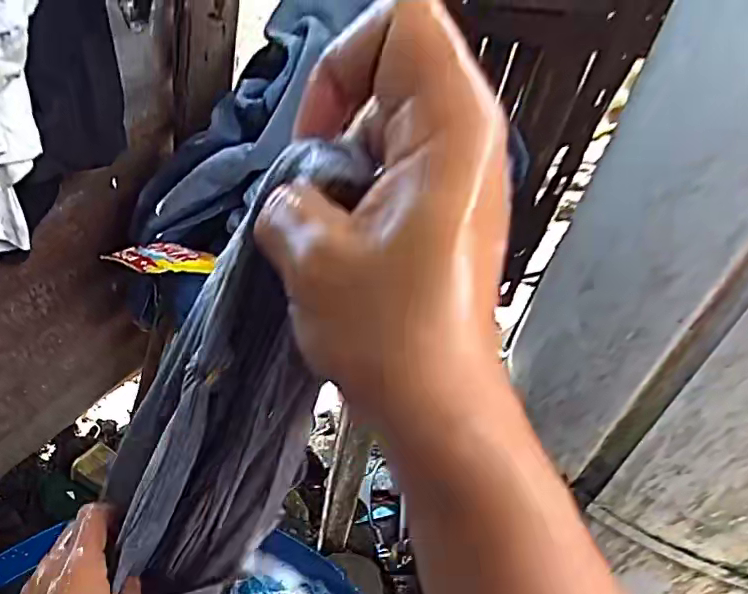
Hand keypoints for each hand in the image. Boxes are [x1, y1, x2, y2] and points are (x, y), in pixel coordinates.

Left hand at [9, 503, 142, 593]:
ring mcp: (33, 584)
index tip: (122, 522)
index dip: (108, 513)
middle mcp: (52, 565)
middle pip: (71, 532)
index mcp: (80, 562)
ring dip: (75, 559)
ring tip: (95, 582)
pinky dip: (60, 581)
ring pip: (55, 556)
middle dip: (93, 535)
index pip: (90, 516)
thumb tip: (129, 581)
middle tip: (115, 553)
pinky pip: (44, 580)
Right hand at [254, 0, 508, 422]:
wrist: (431, 401)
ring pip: (377, 140)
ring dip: (332, 182)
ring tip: (321, 241)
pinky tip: (334, 259)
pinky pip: (383, 184)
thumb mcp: (312, 259)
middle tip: (306, 201)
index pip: (400, 23)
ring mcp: (453, 184)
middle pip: (384, 82)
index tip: (311, 139)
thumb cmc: (394, 339)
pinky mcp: (437, 220)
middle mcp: (464, 144)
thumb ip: (284, 202)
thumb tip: (283, 197)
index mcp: (449, 130)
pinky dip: (347, 210)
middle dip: (328, 136)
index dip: (338, 66)